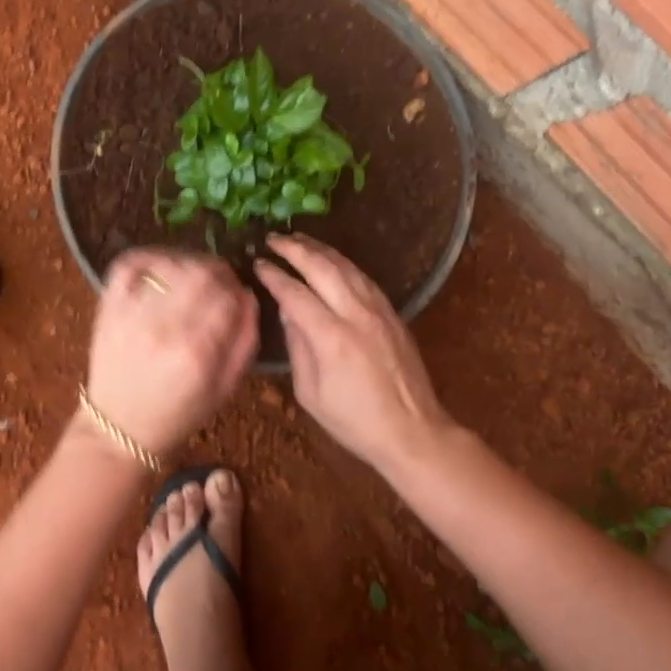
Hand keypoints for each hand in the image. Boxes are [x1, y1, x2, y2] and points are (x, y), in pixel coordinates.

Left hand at [85, 248, 259, 456]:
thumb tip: (250, 297)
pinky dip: (148, 257)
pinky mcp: (110, 308)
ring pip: (170, 265)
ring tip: (193, 279)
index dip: (238, 290)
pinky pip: (130, 265)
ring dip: (189, 265)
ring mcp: (132, 314)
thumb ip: (244, 342)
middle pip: (202, 274)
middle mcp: (164, 328)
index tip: (238, 295)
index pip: (228, 297)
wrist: (119, 429)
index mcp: (197, 352)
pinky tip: (163, 267)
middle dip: (218, 273)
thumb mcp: (223, 389)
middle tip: (220, 282)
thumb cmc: (178, 414)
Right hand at [255, 234, 451, 470]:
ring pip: (347, 266)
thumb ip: (298, 347)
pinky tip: (331, 260)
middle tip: (273, 239)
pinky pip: (364, 278)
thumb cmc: (354, 421)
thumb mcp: (311, 394)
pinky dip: (343, 263)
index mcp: (331, 337)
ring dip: (320, 249)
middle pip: (322, 268)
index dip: (274, 275)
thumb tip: (288, 312)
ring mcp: (378, 311)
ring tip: (298, 240)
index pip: (295, 293)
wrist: (413, 431)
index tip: (258, 263)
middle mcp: (356, 315)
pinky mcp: (393, 314)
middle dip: (295, 249)